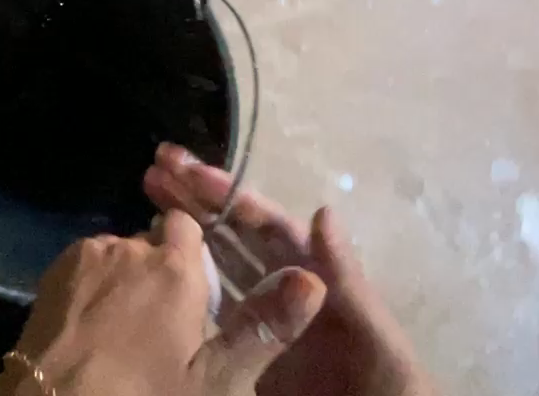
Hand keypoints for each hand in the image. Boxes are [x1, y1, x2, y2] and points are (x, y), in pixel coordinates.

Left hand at [0, 210, 324, 395]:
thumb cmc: (145, 393)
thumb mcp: (216, 378)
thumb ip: (263, 327)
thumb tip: (313, 278)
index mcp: (174, 267)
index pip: (187, 227)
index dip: (194, 256)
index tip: (199, 294)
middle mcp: (129, 246)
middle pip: (152, 243)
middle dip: (161, 272)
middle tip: (164, 326)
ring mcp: (88, 253)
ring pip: (118, 254)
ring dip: (127, 279)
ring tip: (127, 331)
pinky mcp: (56, 267)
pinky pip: (87, 265)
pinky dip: (95, 286)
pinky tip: (95, 327)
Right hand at [145, 145, 437, 395]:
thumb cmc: (389, 392)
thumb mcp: (379, 340)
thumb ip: (347, 280)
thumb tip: (322, 209)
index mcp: (317, 282)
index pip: (267, 227)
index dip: (231, 196)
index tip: (191, 170)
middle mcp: (283, 292)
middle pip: (234, 234)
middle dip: (197, 196)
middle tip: (156, 165)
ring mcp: (259, 321)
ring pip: (214, 261)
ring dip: (183, 224)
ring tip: (149, 189)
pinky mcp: (241, 354)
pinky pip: (205, 308)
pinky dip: (181, 279)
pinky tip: (153, 255)